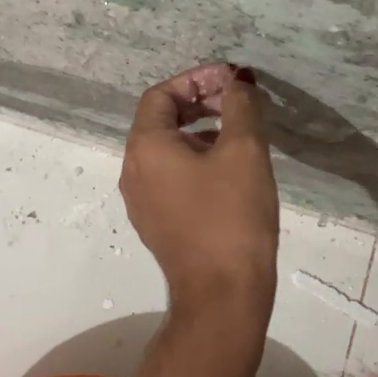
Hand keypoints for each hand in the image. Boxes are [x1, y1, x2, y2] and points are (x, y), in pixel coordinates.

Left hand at [120, 62, 279, 326]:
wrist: (223, 296)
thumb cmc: (232, 218)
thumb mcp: (244, 152)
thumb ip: (240, 107)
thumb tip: (237, 82)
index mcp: (145, 148)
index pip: (161, 95)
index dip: (196, 80)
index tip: (232, 80)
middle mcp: (133, 172)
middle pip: (160, 121)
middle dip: (199, 104)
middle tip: (239, 102)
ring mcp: (142, 202)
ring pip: (167, 151)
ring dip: (200, 132)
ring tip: (241, 134)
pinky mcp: (158, 224)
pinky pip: (172, 178)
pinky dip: (196, 162)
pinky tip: (230, 172)